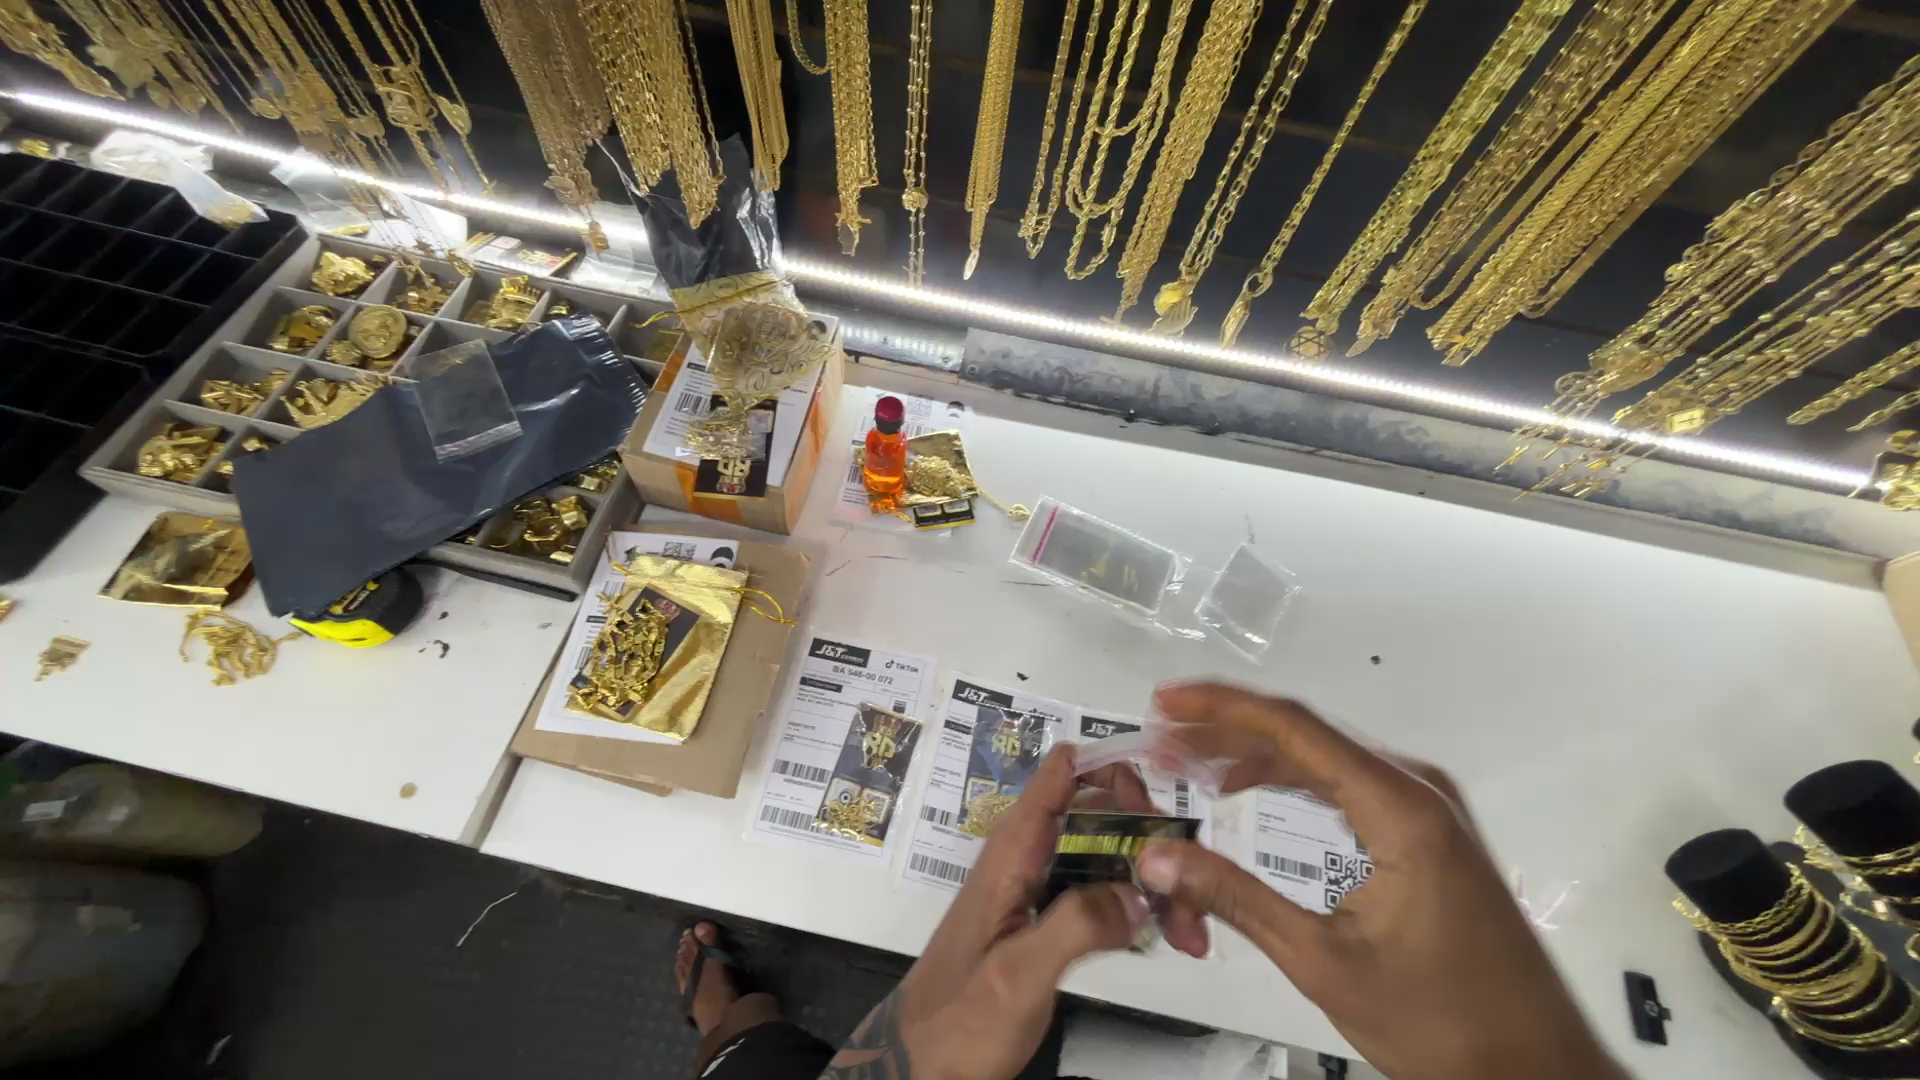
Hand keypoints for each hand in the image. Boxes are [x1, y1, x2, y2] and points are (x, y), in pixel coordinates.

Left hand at [824, 746, 1199, 1079]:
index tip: (1159, 811)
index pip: (1064, 771)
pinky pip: (1100, 886)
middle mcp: (1028, 853)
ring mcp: (1039, 882)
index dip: (1114, 771)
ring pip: (1106, 849)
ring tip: (1188, 930)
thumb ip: (1076, 926)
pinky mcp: (1048, 914)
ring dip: (1150, 875)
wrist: (921, 1062)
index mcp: (1014, 848)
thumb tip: (1141, 891)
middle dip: (1148, 835)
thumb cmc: (959, 1017)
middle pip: (1099, 808)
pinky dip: (1136, 903)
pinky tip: (1166, 937)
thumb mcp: (1017, 974)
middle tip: (1185, 897)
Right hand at [1138, 683, 1624, 1079]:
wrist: (1541, 1076)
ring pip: (1318, 756)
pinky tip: (1241, 789)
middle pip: (1301, 735)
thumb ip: (1234, 898)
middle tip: (1158, 743)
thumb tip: (1154, 858)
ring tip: (1184, 764)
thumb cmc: (1440, 1025)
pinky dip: (1283, 779)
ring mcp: (1422, 806)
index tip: (1164, 703)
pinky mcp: (1420, 830)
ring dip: (1248, 755)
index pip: (1293, 728)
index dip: (1219, 707)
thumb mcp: (1324, 963)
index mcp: (1398, 808)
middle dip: (1221, 732)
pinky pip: (1339, 782)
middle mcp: (1413, 788)